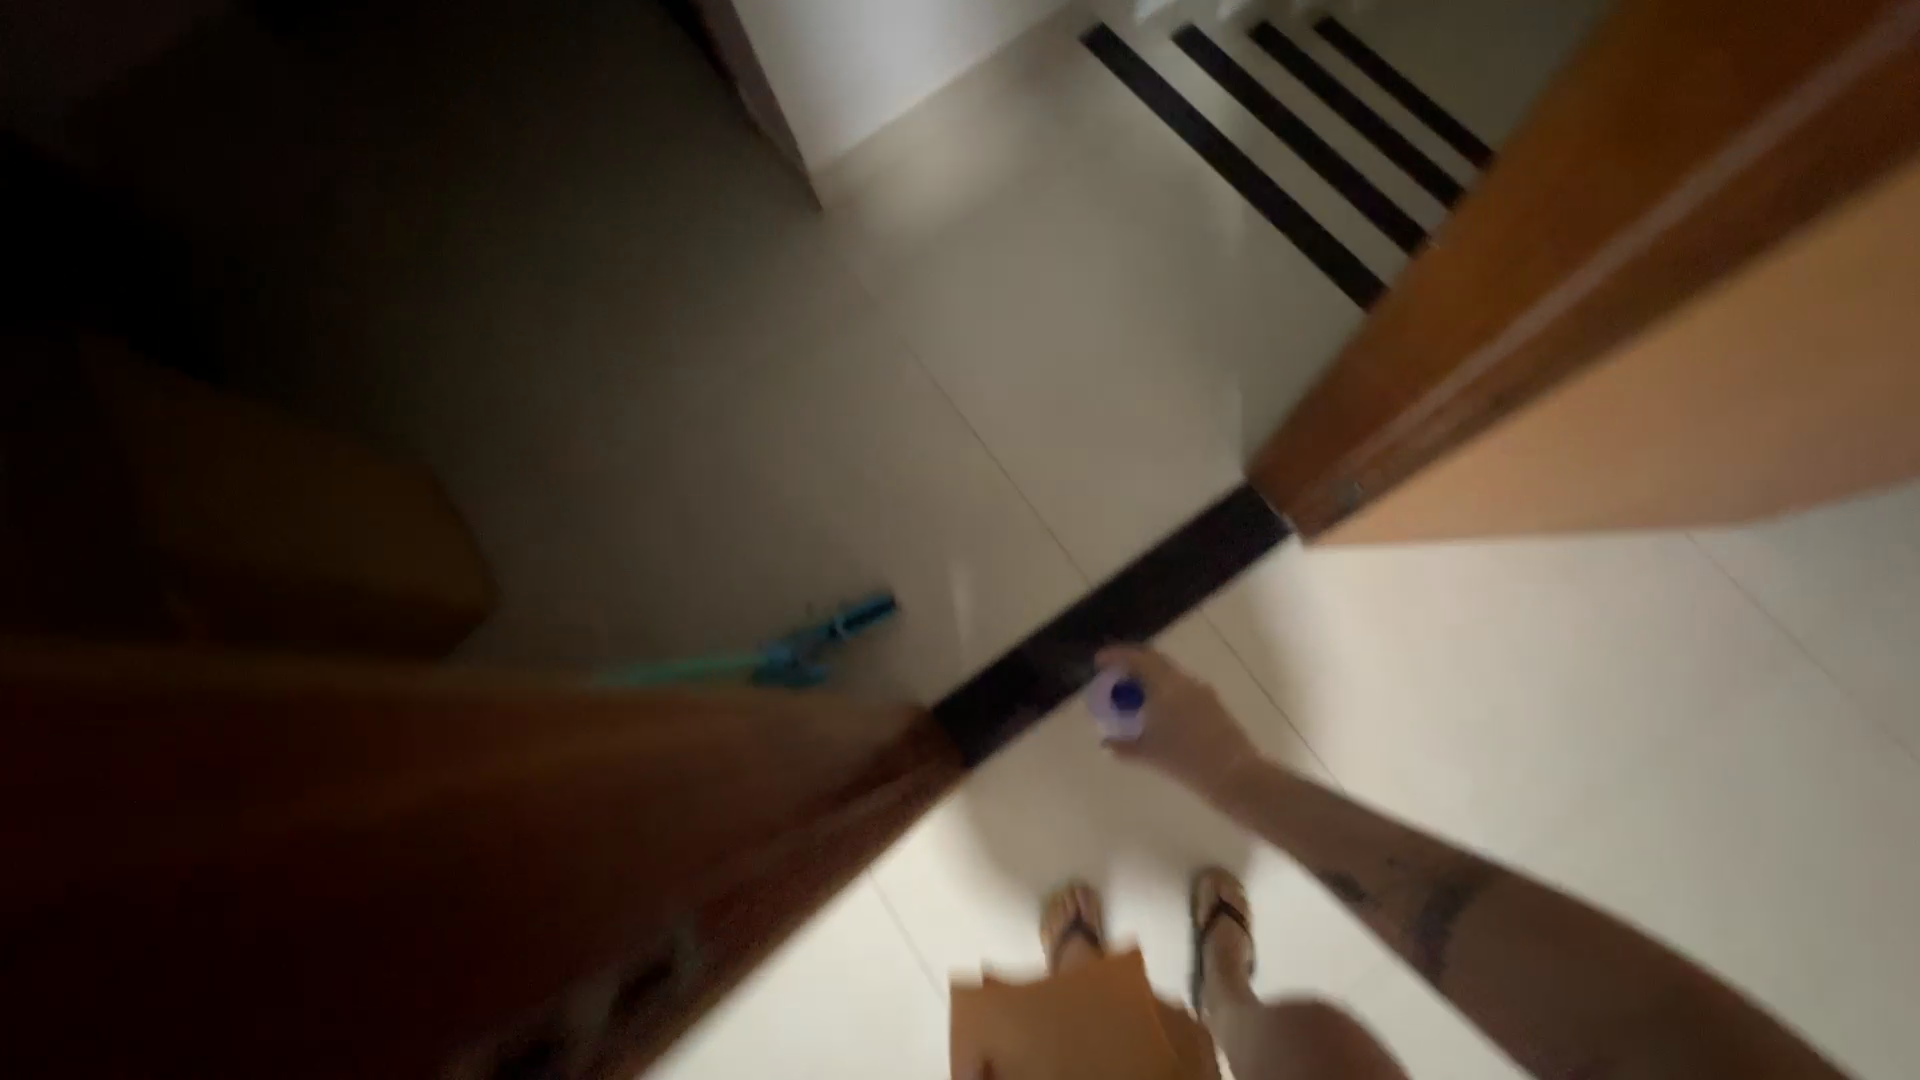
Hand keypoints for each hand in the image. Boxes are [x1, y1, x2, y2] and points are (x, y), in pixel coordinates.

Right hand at [1094, 645, 1260, 792]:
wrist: (1235, 775)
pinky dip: (1166, 694)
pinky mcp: (1215, 706)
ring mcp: (1203, 693)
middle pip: (1155, 662)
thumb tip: (1106, 745)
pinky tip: (1160, 715)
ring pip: (1171, 676)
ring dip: (1151, 681)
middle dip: (1133, 665)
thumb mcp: (1149, 754)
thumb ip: (1124, 747)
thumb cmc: (1186, 759)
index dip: (1116, 656)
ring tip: (1135, 698)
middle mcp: (1185, 682)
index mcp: (1166, 685)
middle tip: (1115, 675)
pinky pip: (1183, 690)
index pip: (1137, 658)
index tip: (1100, 662)